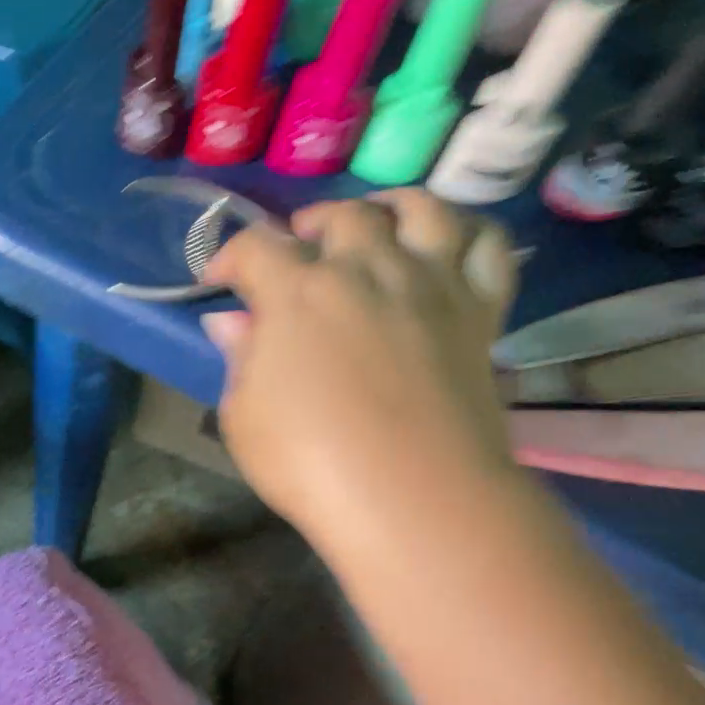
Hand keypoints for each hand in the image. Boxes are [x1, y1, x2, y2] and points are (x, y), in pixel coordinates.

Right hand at [202, 189, 520, 532]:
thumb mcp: (244, 416)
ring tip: (372, 222)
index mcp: (298, 292)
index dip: (228, 256)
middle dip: (309, 226)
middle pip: (341, 217)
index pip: (256, 247)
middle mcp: (367, 269)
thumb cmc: (308, 462)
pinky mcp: (480, 308)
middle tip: (297, 249)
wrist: (412, 497)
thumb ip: (241, 359)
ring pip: (420, 208)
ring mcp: (432, 283)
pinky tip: (444, 245)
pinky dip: (465, 231)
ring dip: (387, 207)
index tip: (217, 281)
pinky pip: (487, 245)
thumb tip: (234, 323)